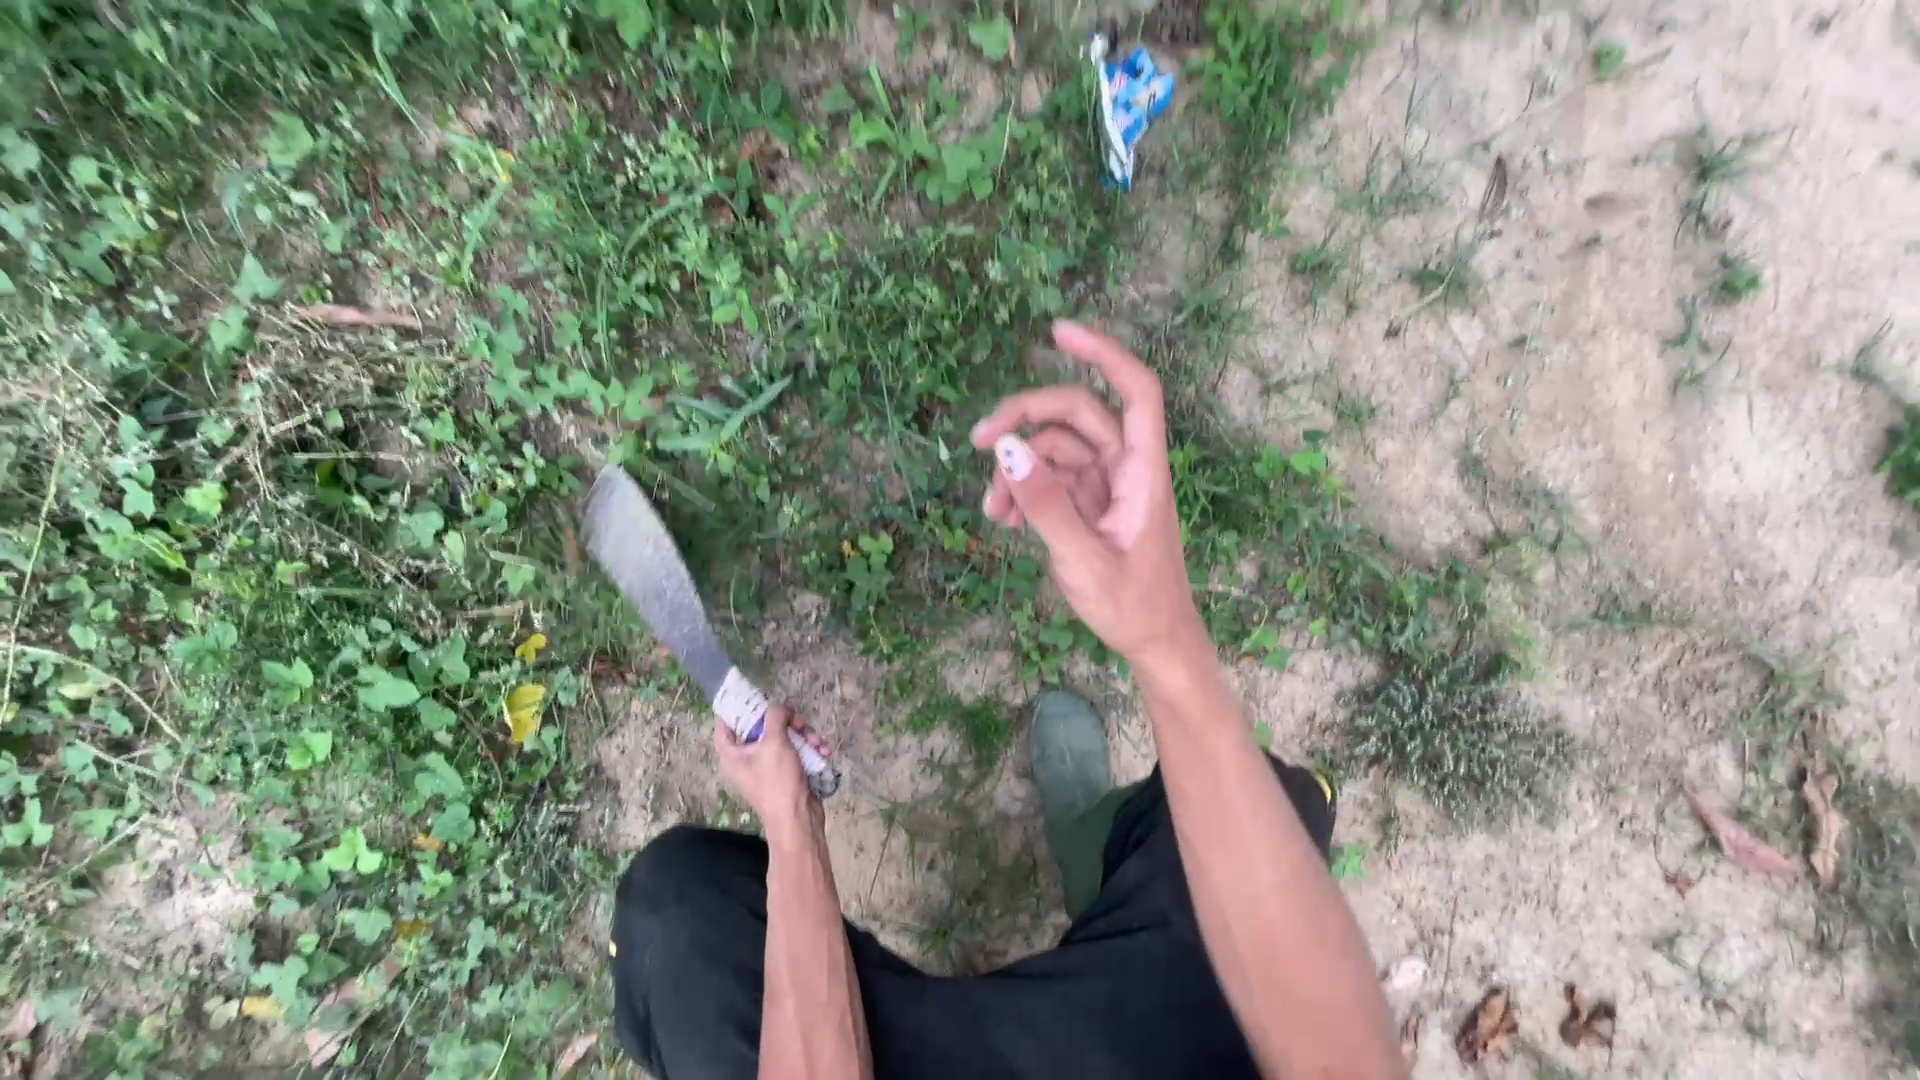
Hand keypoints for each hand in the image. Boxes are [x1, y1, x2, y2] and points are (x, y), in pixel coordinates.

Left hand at [714, 705, 830, 836]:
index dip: (736, 707)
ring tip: (818, 743)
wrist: (798, 819)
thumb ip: (775, 716)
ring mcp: (767, 766)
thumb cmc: (778, 781)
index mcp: (733, 753)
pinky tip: (823, 752)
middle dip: (787, 722)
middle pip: (763, 726)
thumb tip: (780, 709)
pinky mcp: (786, 772)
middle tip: (799, 723)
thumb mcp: (775, 742)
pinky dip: (810, 749)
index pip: (724, 724)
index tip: (752, 695)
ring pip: (785, 737)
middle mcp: (747, 758)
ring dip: (805, 736)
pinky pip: (796, 751)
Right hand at [972, 320, 1205, 664]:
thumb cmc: (1132, 605)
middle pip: (1076, 415)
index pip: (1135, 391)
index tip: (1056, 333)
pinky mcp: (1088, 504)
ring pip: (1055, 450)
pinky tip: (1003, 520)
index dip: (1102, 354)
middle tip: (977, 440)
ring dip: (1016, 470)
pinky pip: (1050, 481)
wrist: (1151, 643)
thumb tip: (1007, 450)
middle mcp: (1126, 467)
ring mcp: (1105, 485)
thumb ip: (1046, 504)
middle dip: (1025, 419)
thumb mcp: (1082, 557)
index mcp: (1143, 471)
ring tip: (990, 510)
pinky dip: (1024, 492)